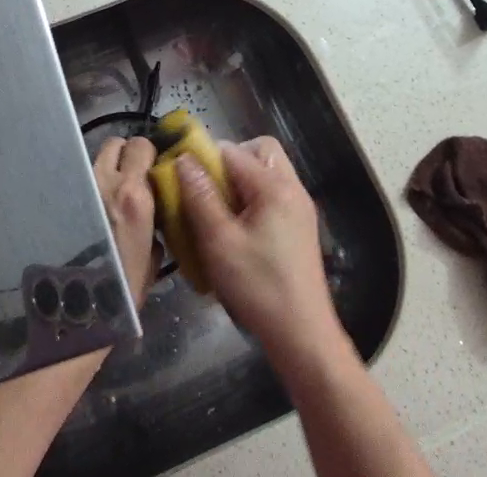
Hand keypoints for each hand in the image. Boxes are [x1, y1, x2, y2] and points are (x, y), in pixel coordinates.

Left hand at [93, 136, 159, 306]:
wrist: (82, 305)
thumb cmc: (124, 287)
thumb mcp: (153, 258)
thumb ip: (155, 227)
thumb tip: (154, 217)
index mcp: (134, 195)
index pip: (141, 147)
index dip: (149, 154)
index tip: (154, 168)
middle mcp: (106, 181)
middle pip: (116, 143)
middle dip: (126, 153)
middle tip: (133, 174)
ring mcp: (81, 187)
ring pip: (96, 158)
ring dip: (108, 167)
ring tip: (113, 191)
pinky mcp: (65, 199)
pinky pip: (83, 179)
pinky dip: (92, 184)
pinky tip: (95, 205)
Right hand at [177, 137, 348, 366]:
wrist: (303, 336)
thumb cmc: (258, 287)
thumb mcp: (219, 241)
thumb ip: (200, 196)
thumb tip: (183, 158)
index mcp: (274, 187)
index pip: (232, 151)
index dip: (204, 158)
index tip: (182, 179)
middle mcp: (292, 190)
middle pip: (260, 151)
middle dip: (229, 161)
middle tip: (207, 189)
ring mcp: (300, 210)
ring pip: (267, 173)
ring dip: (240, 181)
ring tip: (218, 211)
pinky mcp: (300, 229)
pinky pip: (273, 195)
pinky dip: (252, 200)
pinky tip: (236, 230)